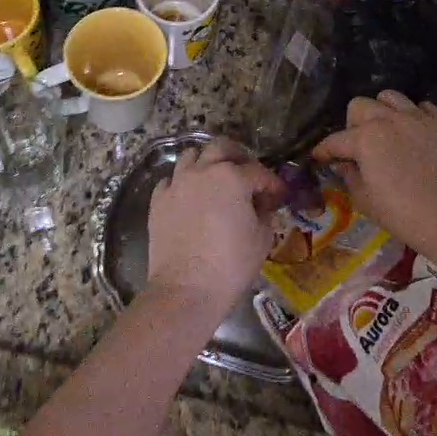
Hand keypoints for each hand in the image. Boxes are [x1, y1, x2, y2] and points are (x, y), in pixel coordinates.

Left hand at [146, 138, 286, 315]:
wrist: (186, 288)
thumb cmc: (231, 264)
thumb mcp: (262, 238)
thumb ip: (264, 213)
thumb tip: (261, 205)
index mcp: (232, 177)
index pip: (258, 171)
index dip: (272, 183)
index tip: (279, 194)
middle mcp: (202, 171)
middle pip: (220, 147)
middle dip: (237, 155)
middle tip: (246, 171)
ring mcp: (176, 183)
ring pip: (190, 156)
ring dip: (206, 163)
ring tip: (214, 180)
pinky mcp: (158, 200)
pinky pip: (170, 180)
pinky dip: (181, 183)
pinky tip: (189, 198)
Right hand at [313, 90, 436, 268]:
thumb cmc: (407, 217)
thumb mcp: (367, 202)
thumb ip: (350, 177)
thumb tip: (344, 164)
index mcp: (366, 138)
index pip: (336, 140)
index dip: (324, 150)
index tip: (319, 157)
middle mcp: (390, 119)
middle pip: (360, 105)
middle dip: (352, 124)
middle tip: (357, 147)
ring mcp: (420, 118)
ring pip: (391, 97)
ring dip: (382, 112)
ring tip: (386, 133)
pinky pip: (423, 107)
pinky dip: (415, 116)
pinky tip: (415, 134)